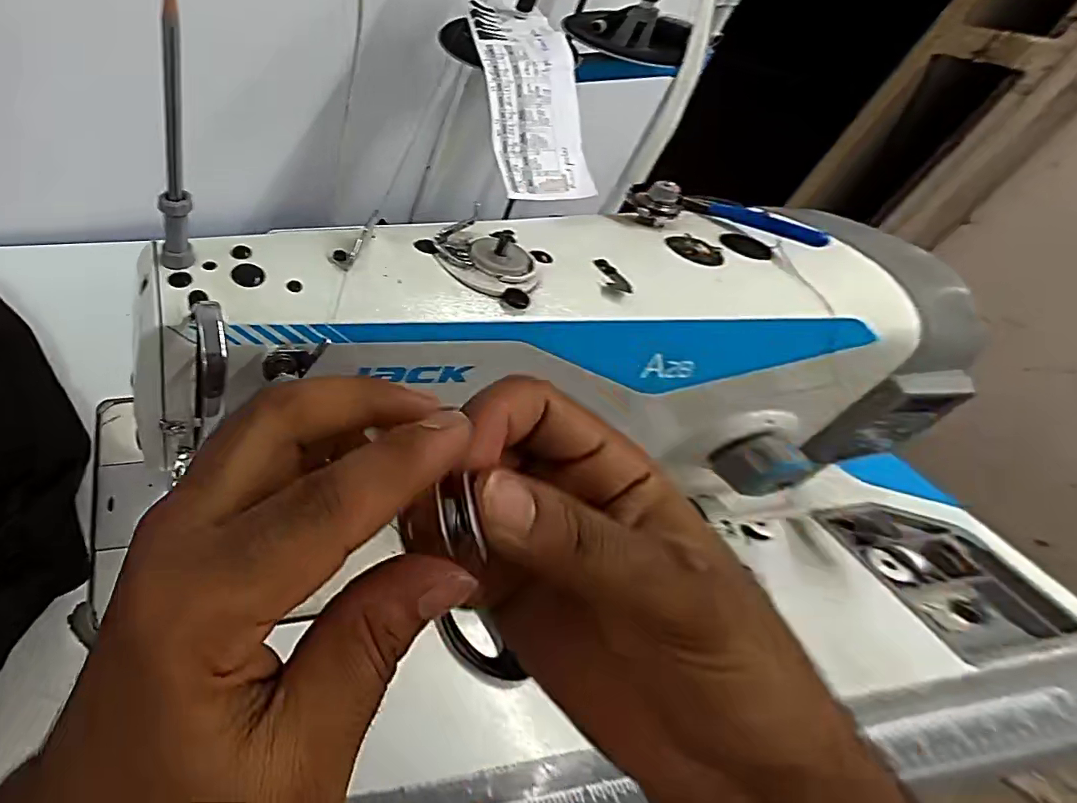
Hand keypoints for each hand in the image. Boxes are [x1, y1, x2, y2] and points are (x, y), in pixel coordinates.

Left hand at [0, 379, 482, 802]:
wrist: (98, 793)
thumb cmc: (179, 795)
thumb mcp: (291, 758)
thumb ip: (366, 650)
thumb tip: (440, 571)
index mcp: (200, 596)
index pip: (316, 505)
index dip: (396, 463)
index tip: (457, 437)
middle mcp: (175, 536)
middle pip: (268, 426)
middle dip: (352, 400)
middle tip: (429, 412)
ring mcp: (170, 524)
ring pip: (253, 430)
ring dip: (329, 414)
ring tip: (405, 430)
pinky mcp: (176, 530)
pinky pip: (243, 461)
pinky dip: (302, 443)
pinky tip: (350, 460)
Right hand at [406, 377, 903, 802]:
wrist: (736, 778)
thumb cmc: (746, 678)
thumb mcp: (678, 601)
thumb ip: (583, 542)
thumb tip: (492, 488)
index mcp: (607, 471)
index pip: (530, 407)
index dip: (489, 420)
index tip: (464, 464)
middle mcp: (553, 493)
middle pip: (473, 443)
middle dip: (443, 467)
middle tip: (433, 510)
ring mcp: (519, 538)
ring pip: (446, 492)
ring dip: (428, 513)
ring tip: (442, 553)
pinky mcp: (495, 582)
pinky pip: (440, 547)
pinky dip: (426, 557)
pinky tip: (443, 584)